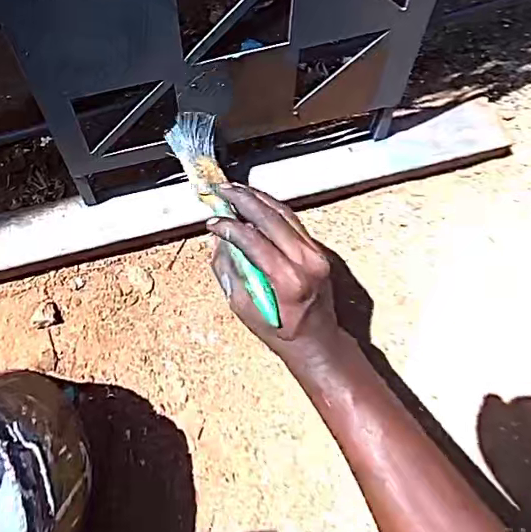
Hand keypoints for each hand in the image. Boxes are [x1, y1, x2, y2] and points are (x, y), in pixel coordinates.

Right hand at [204, 184, 345, 364]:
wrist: (318, 341)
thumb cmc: (282, 332)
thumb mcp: (243, 308)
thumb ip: (228, 270)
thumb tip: (218, 240)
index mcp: (288, 280)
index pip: (253, 240)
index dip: (229, 227)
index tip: (212, 222)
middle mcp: (306, 261)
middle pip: (270, 217)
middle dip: (243, 199)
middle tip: (221, 190)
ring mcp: (315, 252)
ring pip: (283, 213)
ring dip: (257, 197)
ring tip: (235, 190)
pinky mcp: (317, 248)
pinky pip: (292, 220)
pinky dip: (271, 207)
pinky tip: (255, 201)